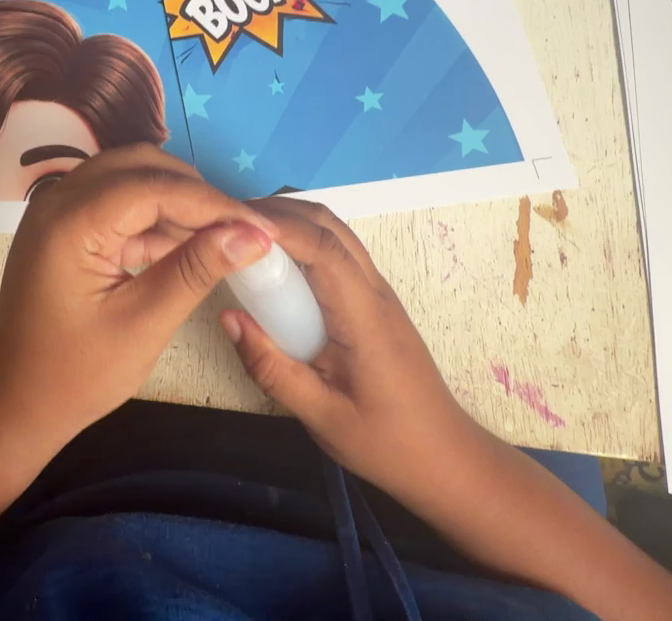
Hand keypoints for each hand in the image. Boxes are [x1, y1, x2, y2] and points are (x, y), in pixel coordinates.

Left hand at [0, 145, 278, 444]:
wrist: (19, 400)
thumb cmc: (77, 373)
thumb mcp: (144, 324)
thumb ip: (196, 270)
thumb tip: (252, 235)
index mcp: (70, 222)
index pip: (152, 186)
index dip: (212, 202)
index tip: (261, 228)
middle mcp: (58, 200)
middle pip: (138, 167)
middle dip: (194, 192)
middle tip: (241, 229)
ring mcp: (56, 210)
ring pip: (128, 178)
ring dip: (175, 200)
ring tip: (222, 236)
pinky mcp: (64, 226)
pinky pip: (115, 201)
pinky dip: (152, 216)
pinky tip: (187, 244)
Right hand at [222, 197, 485, 499]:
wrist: (448, 460)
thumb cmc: (387, 443)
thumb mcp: (321, 417)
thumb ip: (272, 368)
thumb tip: (228, 317)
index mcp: (364, 316)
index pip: (323, 247)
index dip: (278, 227)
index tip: (231, 226)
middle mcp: (374, 291)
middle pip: (328, 223)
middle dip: (276, 211)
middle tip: (223, 222)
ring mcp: (376, 292)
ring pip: (333, 230)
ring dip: (289, 219)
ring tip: (238, 234)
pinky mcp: (371, 300)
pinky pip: (334, 250)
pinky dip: (300, 238)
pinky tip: (269, 259)